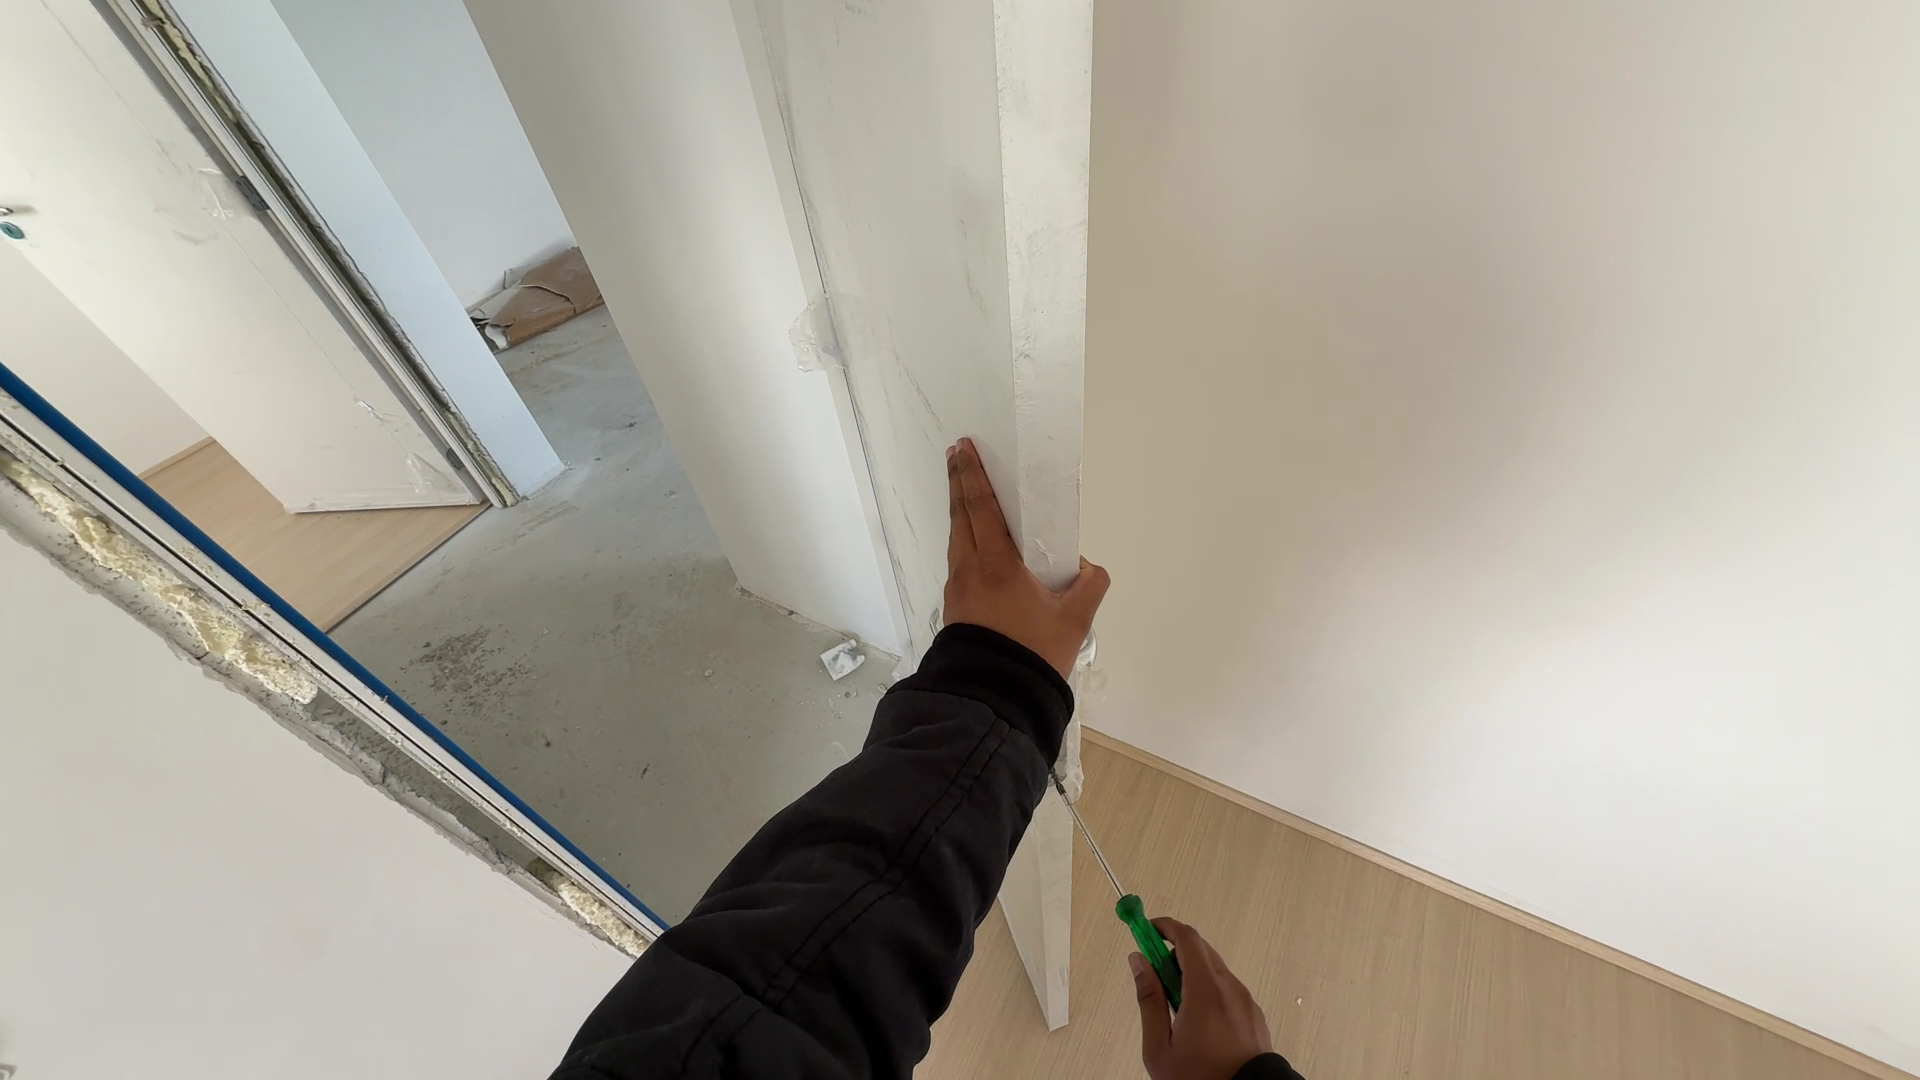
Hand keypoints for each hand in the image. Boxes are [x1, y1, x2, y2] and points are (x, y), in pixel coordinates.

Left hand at [944, 438, 1109, 677]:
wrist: (992, 697)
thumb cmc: (1032, 653)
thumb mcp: (1075, 621)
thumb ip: (1090, 586)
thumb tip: (1086, 568)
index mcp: (997, 564)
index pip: (982, 508)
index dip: (973, 475)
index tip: (963, 448)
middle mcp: (969, 569)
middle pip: (961, 515)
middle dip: (959, 482)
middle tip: (957, 454)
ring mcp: (957, 587)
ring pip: (957, 538)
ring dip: (959, 510)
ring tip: (965, 491)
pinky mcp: (954, 605)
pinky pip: (959, 559)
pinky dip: (964, 538)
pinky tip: (975, 542)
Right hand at [1133, 918, 1274, 1079]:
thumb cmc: (1200, 1079)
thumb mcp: (1160, 1048)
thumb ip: (1149, 999)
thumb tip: (1138, 960)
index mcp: (1206, 990)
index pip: (1187, 937)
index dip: (1165, 927)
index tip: (1147, 930)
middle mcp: (1230, 988)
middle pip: (1200, 949)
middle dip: (1174, 951)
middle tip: (1155, 973)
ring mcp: (1246, 1001)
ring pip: (1214, 969)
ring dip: (1192, 972)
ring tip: (1177, 1007)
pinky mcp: (1255, 1016)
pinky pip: (1228, 989)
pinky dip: (1210, 989)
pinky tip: (1201, 1021)